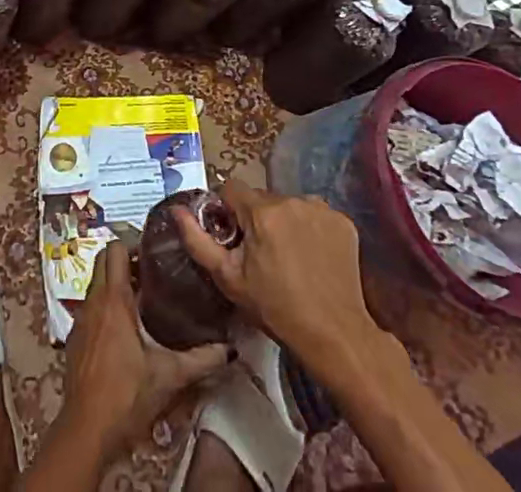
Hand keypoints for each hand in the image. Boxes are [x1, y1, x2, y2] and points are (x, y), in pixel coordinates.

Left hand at [62, 240, 230, 452]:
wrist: (85, 433)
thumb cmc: (126, 396)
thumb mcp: (169, 375)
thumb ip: (202, 359)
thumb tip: (230, 350)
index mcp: (113, 300)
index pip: (114, 250)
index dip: (133, 245)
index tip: (156, 254)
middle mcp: (93, 303)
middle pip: (103, 261)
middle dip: (125, 260)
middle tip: (154, 272)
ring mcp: (80, 321)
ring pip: (96, 284)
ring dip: (116, 283)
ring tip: (146, 296)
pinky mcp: (74, 340)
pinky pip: (90, 308)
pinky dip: (106, 306)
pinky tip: (127, 327)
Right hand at [172, 179, 381, 366]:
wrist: (332, 331)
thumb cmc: (274, 308)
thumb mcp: (228, 278)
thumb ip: (198, 241)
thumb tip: (177, 211)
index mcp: (263, 212)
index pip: (232, 189)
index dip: (227, 210)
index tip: (232, 235)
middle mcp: (293, 200)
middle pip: (262, 198)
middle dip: (256, 218)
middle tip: (259, 253)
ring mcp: (322, 208)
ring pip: (289, 205)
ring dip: (283, 221)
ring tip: (287, 256)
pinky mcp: (343, 220)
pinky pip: (315, 215)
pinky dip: (309, 228)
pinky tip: (311, 255)